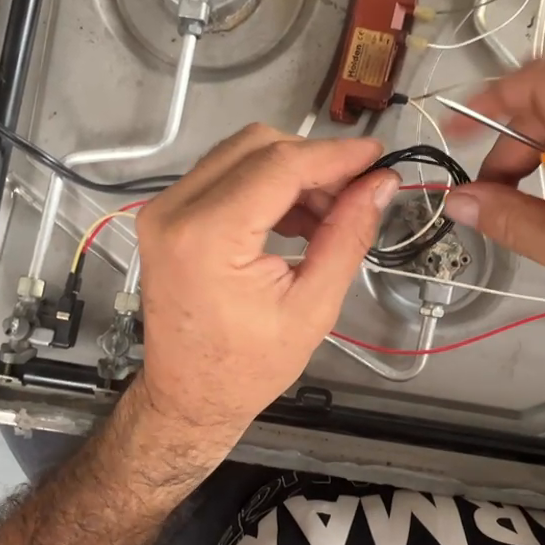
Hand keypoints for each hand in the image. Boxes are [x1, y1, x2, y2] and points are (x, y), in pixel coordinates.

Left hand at [132, 125, 398, 443]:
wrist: (190, 397)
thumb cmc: (249, 368)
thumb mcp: (313, 308)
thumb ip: (347, 237)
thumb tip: (380, 184)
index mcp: (207, 237)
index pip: (279, 165)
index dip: (335, 155)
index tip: (378, 157)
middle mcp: (175, 211)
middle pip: (258, 147)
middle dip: (314, 163)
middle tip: (355, 193)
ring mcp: (164, 209)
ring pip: (241, 154)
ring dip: (291, 173)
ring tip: (328, 216)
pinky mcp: (166, 215)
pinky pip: (225, 175)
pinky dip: (266, 186)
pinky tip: (297, 220)